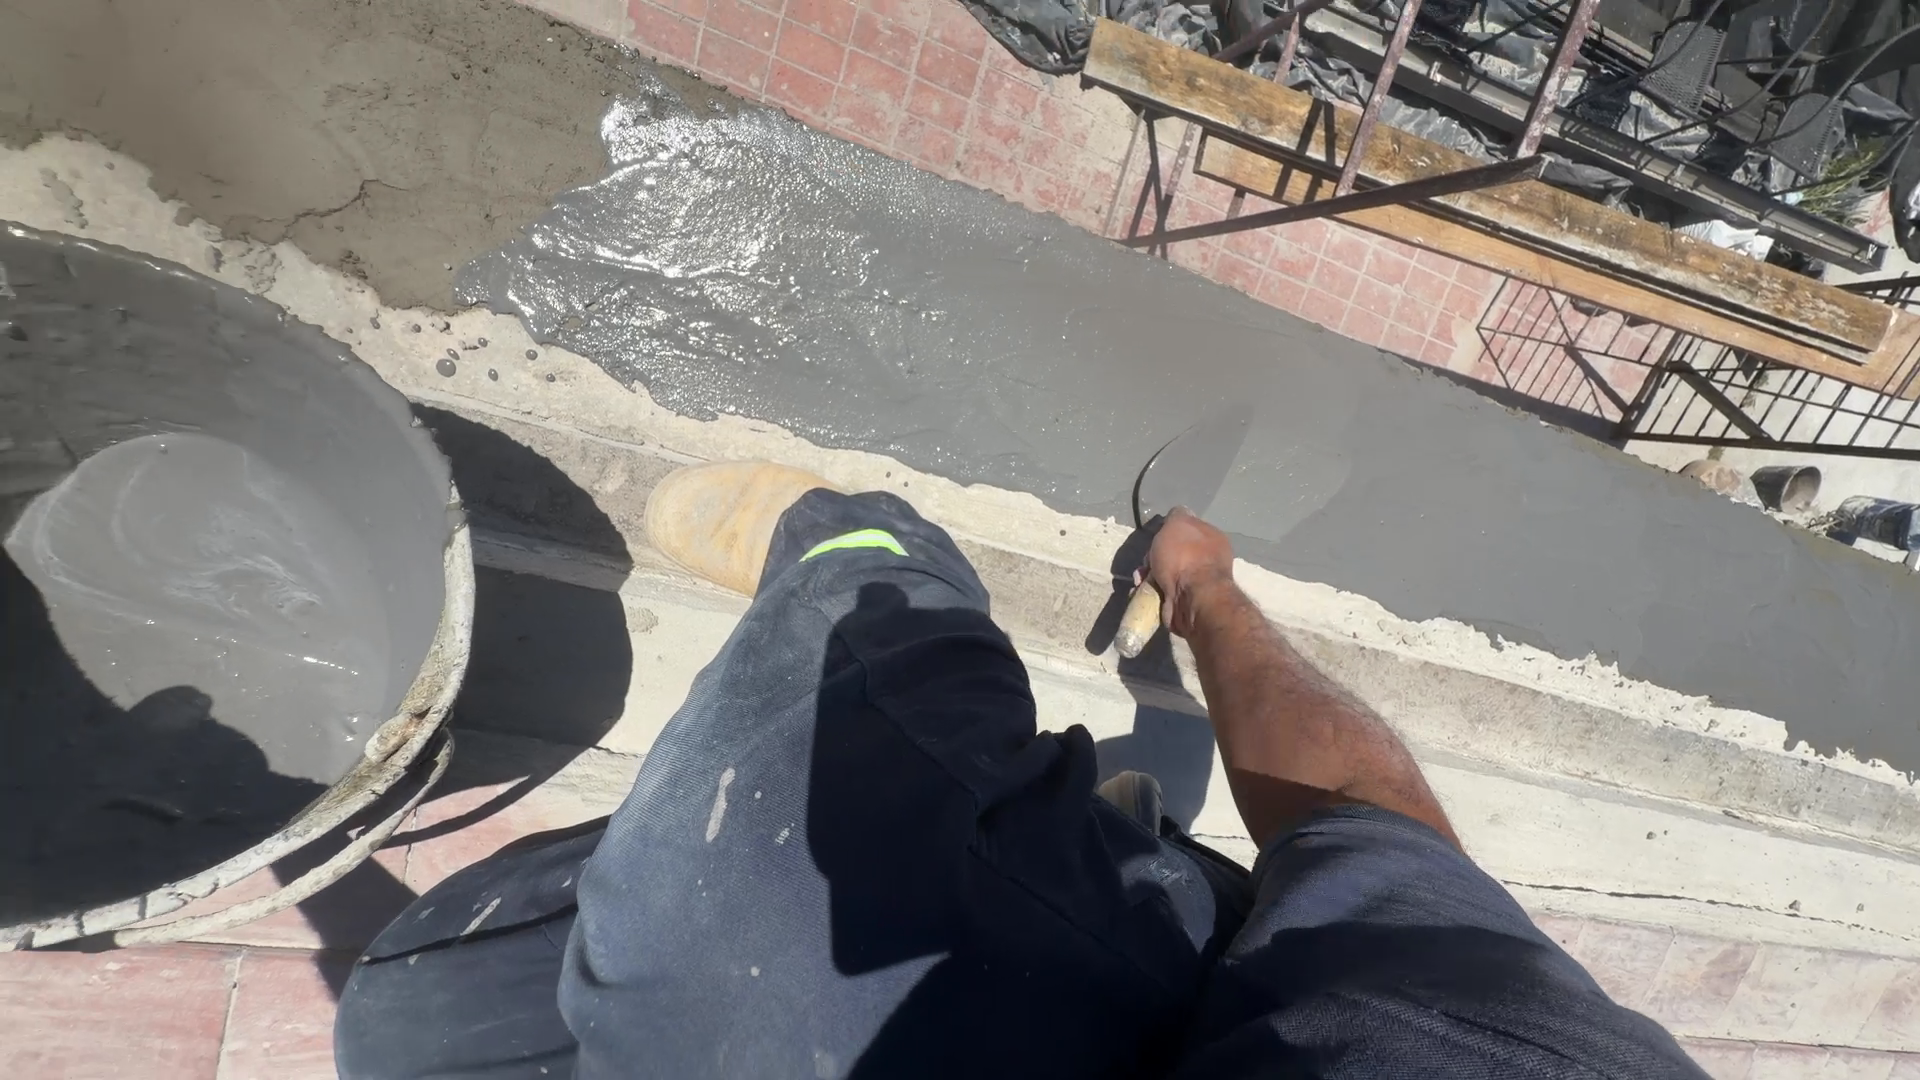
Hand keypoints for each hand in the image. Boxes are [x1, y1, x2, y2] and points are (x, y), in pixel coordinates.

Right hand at [1139, 508, 1234, 637]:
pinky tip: (1141, 591)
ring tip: (1140, 580)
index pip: (1185, 531)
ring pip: (1162, 574)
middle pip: (1170, 554)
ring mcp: (1195, 584)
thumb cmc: (1185, 556)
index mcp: (1210, 539)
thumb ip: (1176, 516)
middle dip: (1153, 558)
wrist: (1192, 598)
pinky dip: (1149, 591)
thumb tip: (1177, 515)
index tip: (1155, 539)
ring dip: (1147, 576)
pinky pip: (1160, 592)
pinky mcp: (1183, 602)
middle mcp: (1206, 560)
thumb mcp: (1178, 523)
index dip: (1166, 533)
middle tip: (1147, 563)